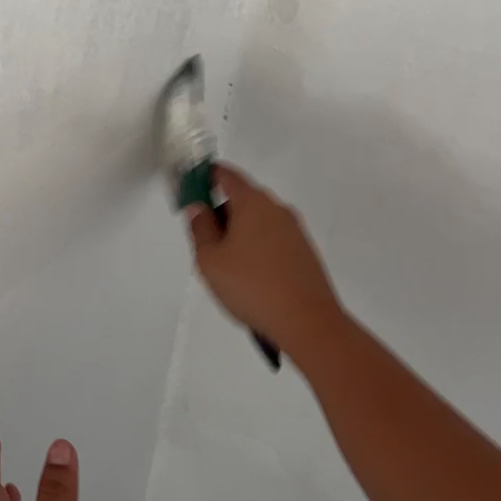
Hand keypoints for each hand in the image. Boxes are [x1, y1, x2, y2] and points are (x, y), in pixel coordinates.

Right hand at [188, 163, 344, 350]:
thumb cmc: (252, 286)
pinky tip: (251, 278)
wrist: (310, 325)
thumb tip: (199, 209)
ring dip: (239, 234)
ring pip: (258, 222)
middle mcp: (277, 210)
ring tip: (228, 267)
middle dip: (221, 212)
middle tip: (205, 241)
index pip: (226, 175)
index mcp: (252, 203)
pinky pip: (273, 240)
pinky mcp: (306, 254)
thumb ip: (199, 228)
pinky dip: (257, 249)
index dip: (205, 176)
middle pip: (243, 199)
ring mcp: (296, 232)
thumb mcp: (209, 259)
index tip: (190, 189)